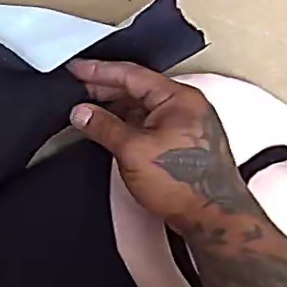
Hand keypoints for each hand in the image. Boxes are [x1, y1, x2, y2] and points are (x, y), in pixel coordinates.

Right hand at [68, 59, 257, 234]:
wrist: (211, 217)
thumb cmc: (184, 184)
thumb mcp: (132, 150)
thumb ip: (103, 127)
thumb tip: (82, 112)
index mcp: (178, 99)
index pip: (131, 74)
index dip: (99, 70)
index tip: (76, 69)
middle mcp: (184, 107)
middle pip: (136, 87)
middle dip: (103, 88)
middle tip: (75, 87)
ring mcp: (183, 124)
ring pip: (140, 105)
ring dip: (112, 106)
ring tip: (85, 109)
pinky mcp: (178, 142)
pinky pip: (146, 121)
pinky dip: (123, 121)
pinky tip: (106, 127)